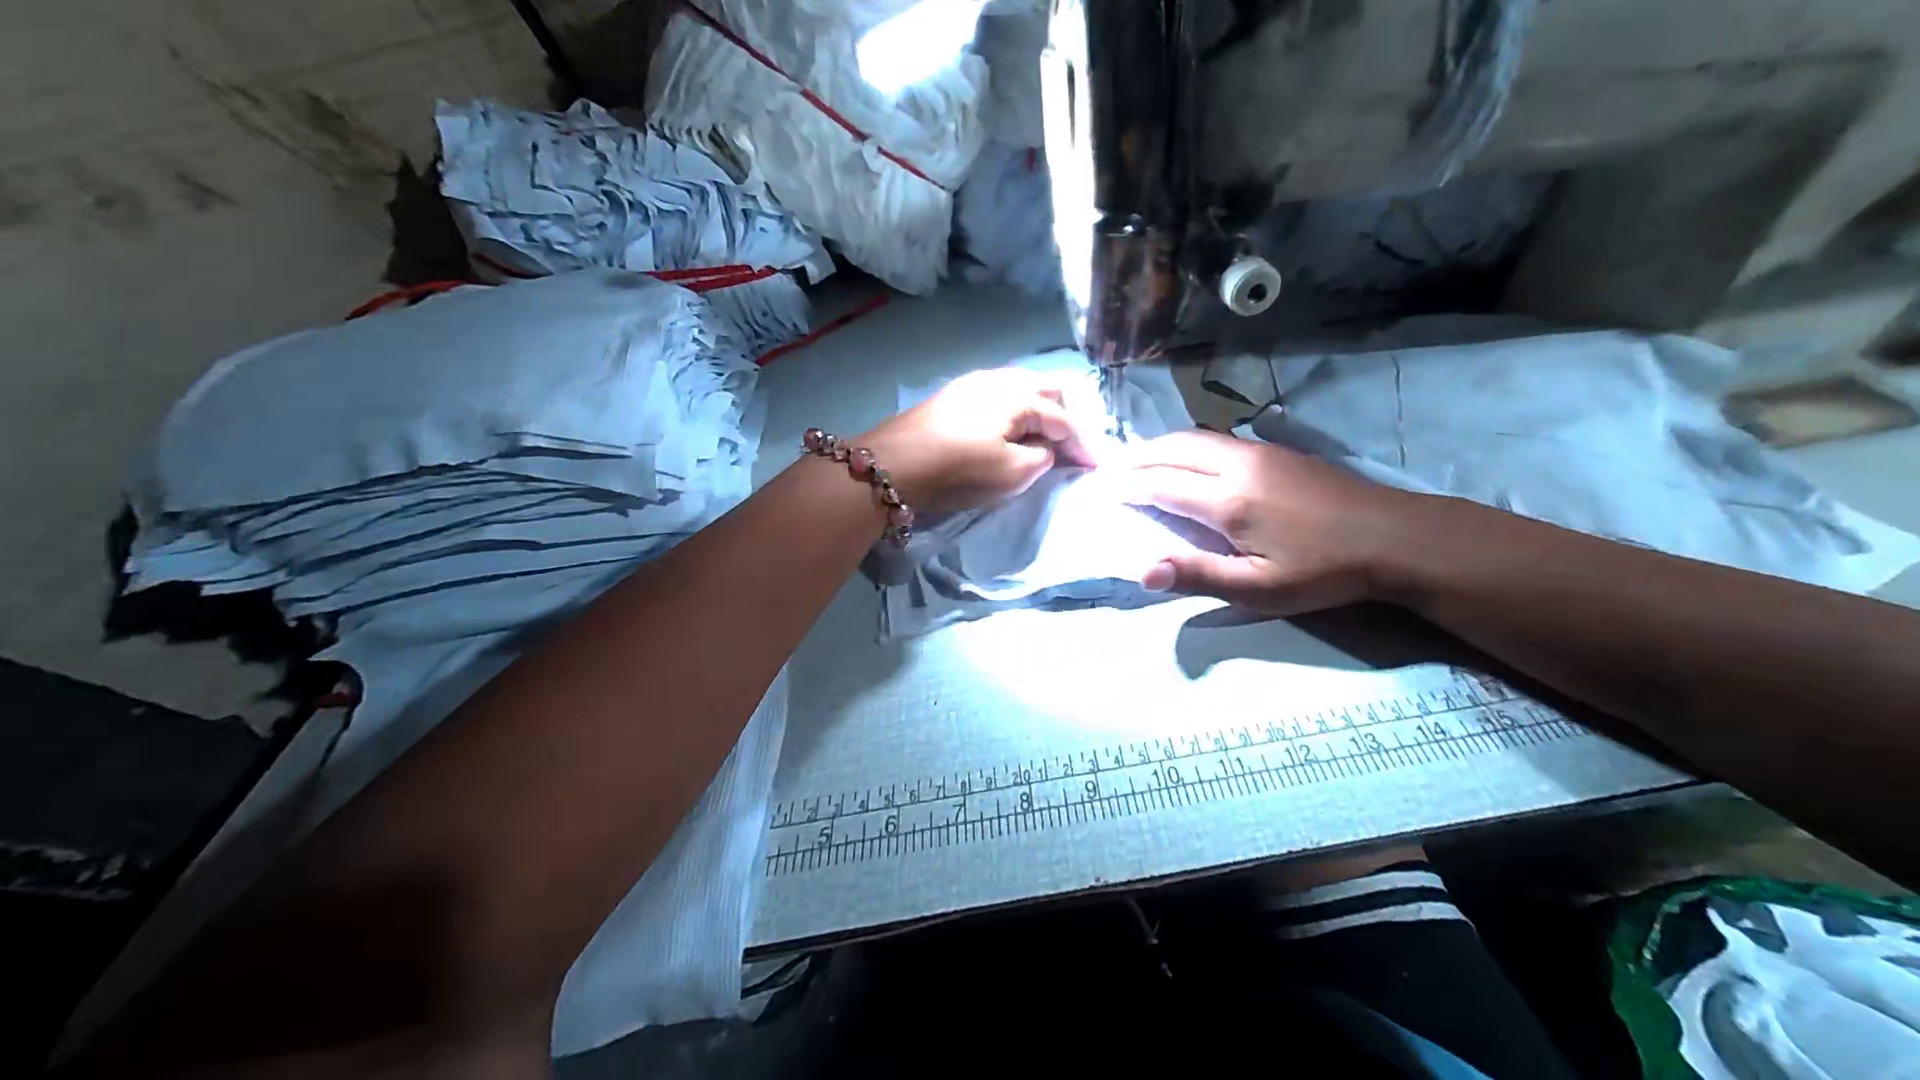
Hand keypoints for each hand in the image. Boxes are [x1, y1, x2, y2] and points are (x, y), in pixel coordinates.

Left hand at [859, 367, 1100, 516]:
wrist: (892, 466)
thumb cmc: (958, 469)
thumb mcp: (1012, 473)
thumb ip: (1041, 458)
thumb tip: (1043, 448)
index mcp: (1020, 394)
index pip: (1063, 419)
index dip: (1082, 445)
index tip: (1094, 467)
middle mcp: (999, 379)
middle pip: (1046, 392)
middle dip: (1064, 419)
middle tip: (1068, 449)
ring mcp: (972, 384)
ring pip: (1020, 391)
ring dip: (1038, 414)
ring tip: (1040, 441)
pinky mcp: (951, 397)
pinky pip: (998, 398)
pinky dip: (1014, 413)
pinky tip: (1008, 432)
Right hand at [1119, 430, 1414, 614]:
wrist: (1396, 536)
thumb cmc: (1323, 571)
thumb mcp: (1260, 589)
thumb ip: (1200, 575)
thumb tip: (1143, 572)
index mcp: (1229, 502)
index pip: (1163, 486)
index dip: (1131, 488)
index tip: (1108, 493)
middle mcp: (1238, 466)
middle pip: (1174, 449)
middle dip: (1139, 458)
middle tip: (1115, 471)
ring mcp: (1260, 452)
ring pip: (1196, 437)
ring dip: (1162, 447)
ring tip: (1142, 461)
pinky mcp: (1278, 450)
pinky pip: (1217, 438)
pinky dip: (1188, 445)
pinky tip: (1189, 459)